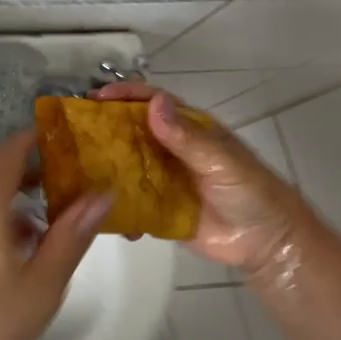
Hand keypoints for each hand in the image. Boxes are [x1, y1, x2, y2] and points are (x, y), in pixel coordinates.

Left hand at [0, 131, 110, 339]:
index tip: (65, 135)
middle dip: (28, 163)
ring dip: (13, 188)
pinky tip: (24, 238)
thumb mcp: (46, 278)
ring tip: (51, 206)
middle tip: (67, 170)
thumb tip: (102, 193)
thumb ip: (73, 233)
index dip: (35, 138)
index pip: (9, 152)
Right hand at [93, 82, 305, 279]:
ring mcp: (160, 179)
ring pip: (124, 165)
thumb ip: (187, 137)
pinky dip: (114, 206)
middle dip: (102, 129)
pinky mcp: (156, 210)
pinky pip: (128, 203)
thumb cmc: (251, 191)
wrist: (267, 244)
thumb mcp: (221, 161)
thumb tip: (154, 103)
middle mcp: (168, 150)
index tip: (96, 98)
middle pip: (129, 131)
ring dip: (102, 166)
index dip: (124, 95)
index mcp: (186, 129)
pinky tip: (101, 211)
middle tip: (73, 131)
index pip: (150, 103)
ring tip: (74, 170)